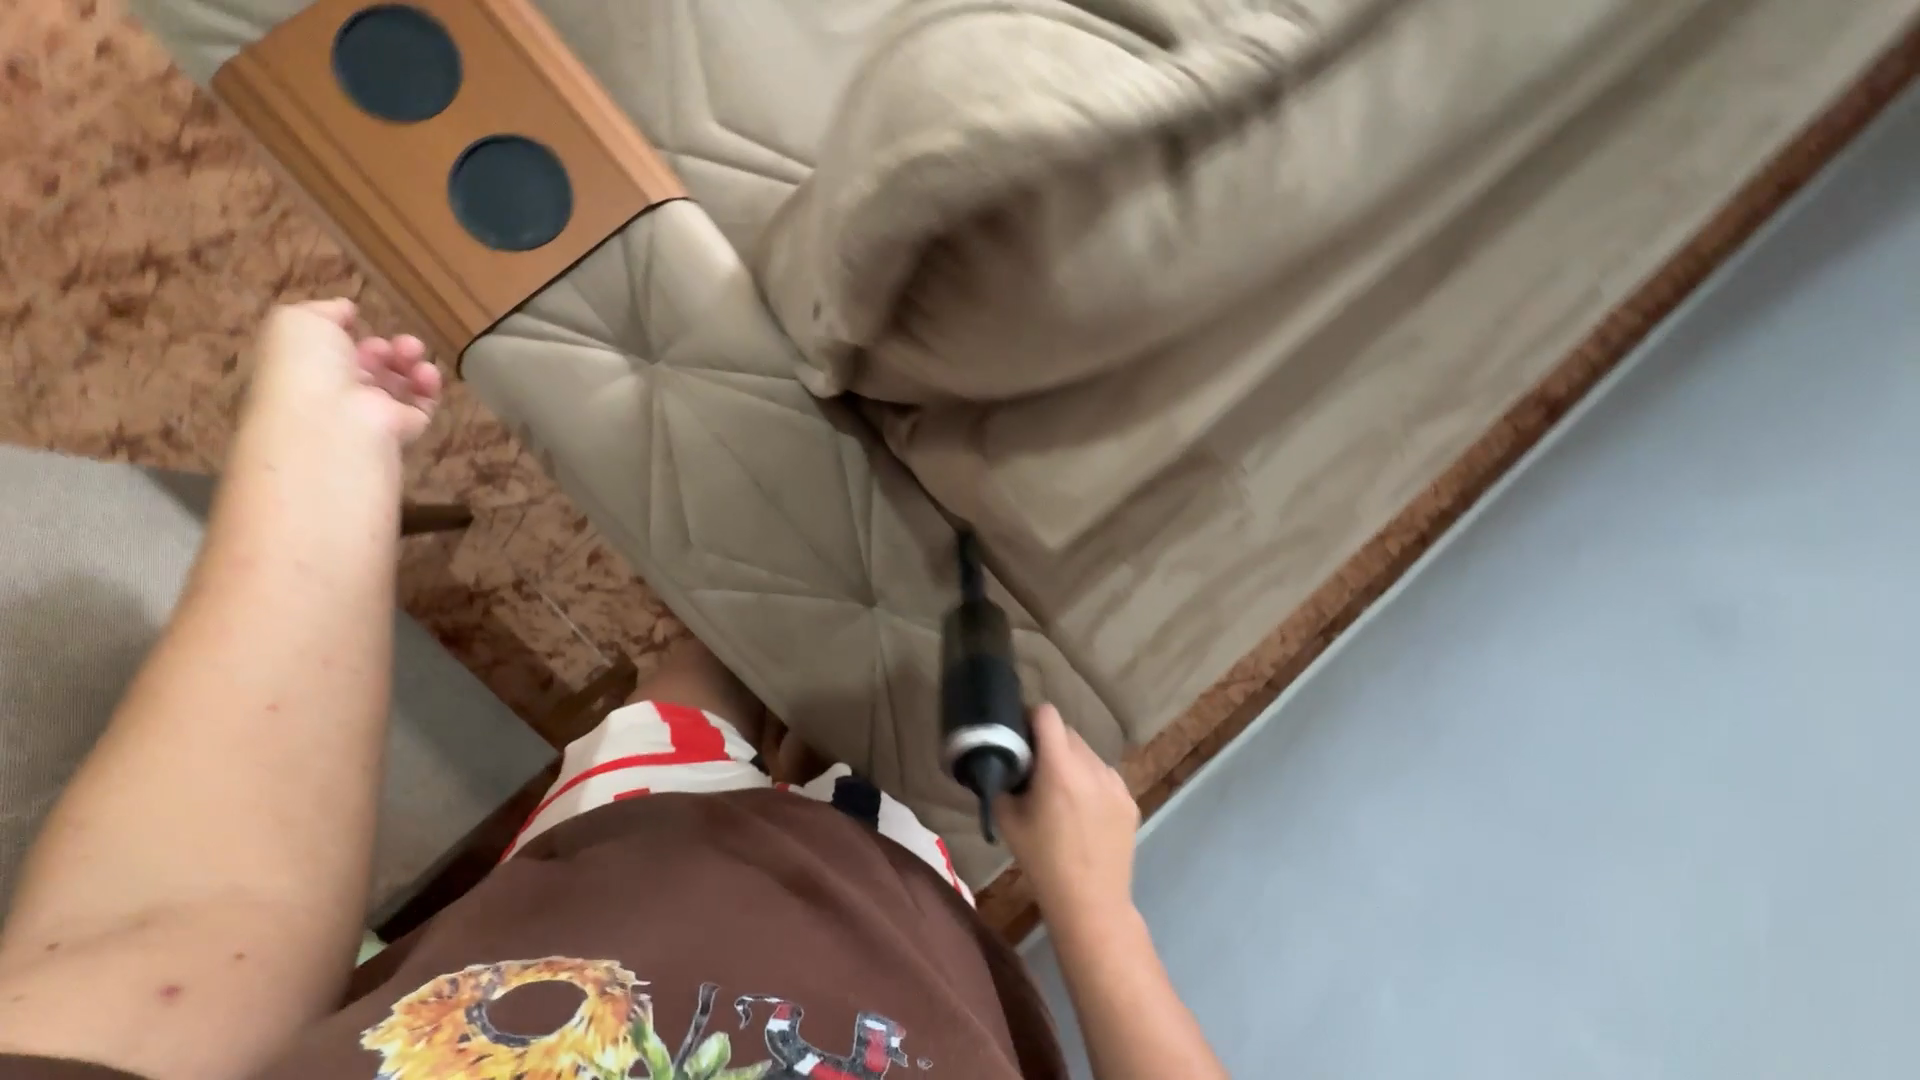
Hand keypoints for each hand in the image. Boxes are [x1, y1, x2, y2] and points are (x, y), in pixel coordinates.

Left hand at [244, 299, 442, 447]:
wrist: (331, 417)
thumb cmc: (306, 364)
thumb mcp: (299, 320)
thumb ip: (324, 310)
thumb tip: (347, 309)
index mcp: (308, 367)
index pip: (333, 351)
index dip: (347, 333)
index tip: (358, 321)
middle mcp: (339, 391)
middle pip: (370, 366)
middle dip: (384, 348)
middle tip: (396, 343)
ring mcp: (373, 412)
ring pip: (398, 383)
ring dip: (409, 361)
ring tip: (413, 351)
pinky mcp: (405, 427)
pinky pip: (423, 403)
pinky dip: (428, 385)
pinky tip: (426, 372)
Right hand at [995, 704, 1140, 931]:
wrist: (1090, 902)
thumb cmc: (1042, 861)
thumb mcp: (1007, 820)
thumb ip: (1002, 783)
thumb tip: (1001, 764)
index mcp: (1059, 768)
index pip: (1047, 714)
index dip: (1030, 719)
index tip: (1020, 737)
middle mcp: (1092, 767)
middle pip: (1067, 733)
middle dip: (1049, 743)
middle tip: (1035, 769)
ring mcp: (1115, 783)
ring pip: (1087, 754)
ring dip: (1071, 762)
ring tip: (1060, 794)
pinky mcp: (1129, 800)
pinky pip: (1104, 776)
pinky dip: (1090, 783)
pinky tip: (1083, 812)